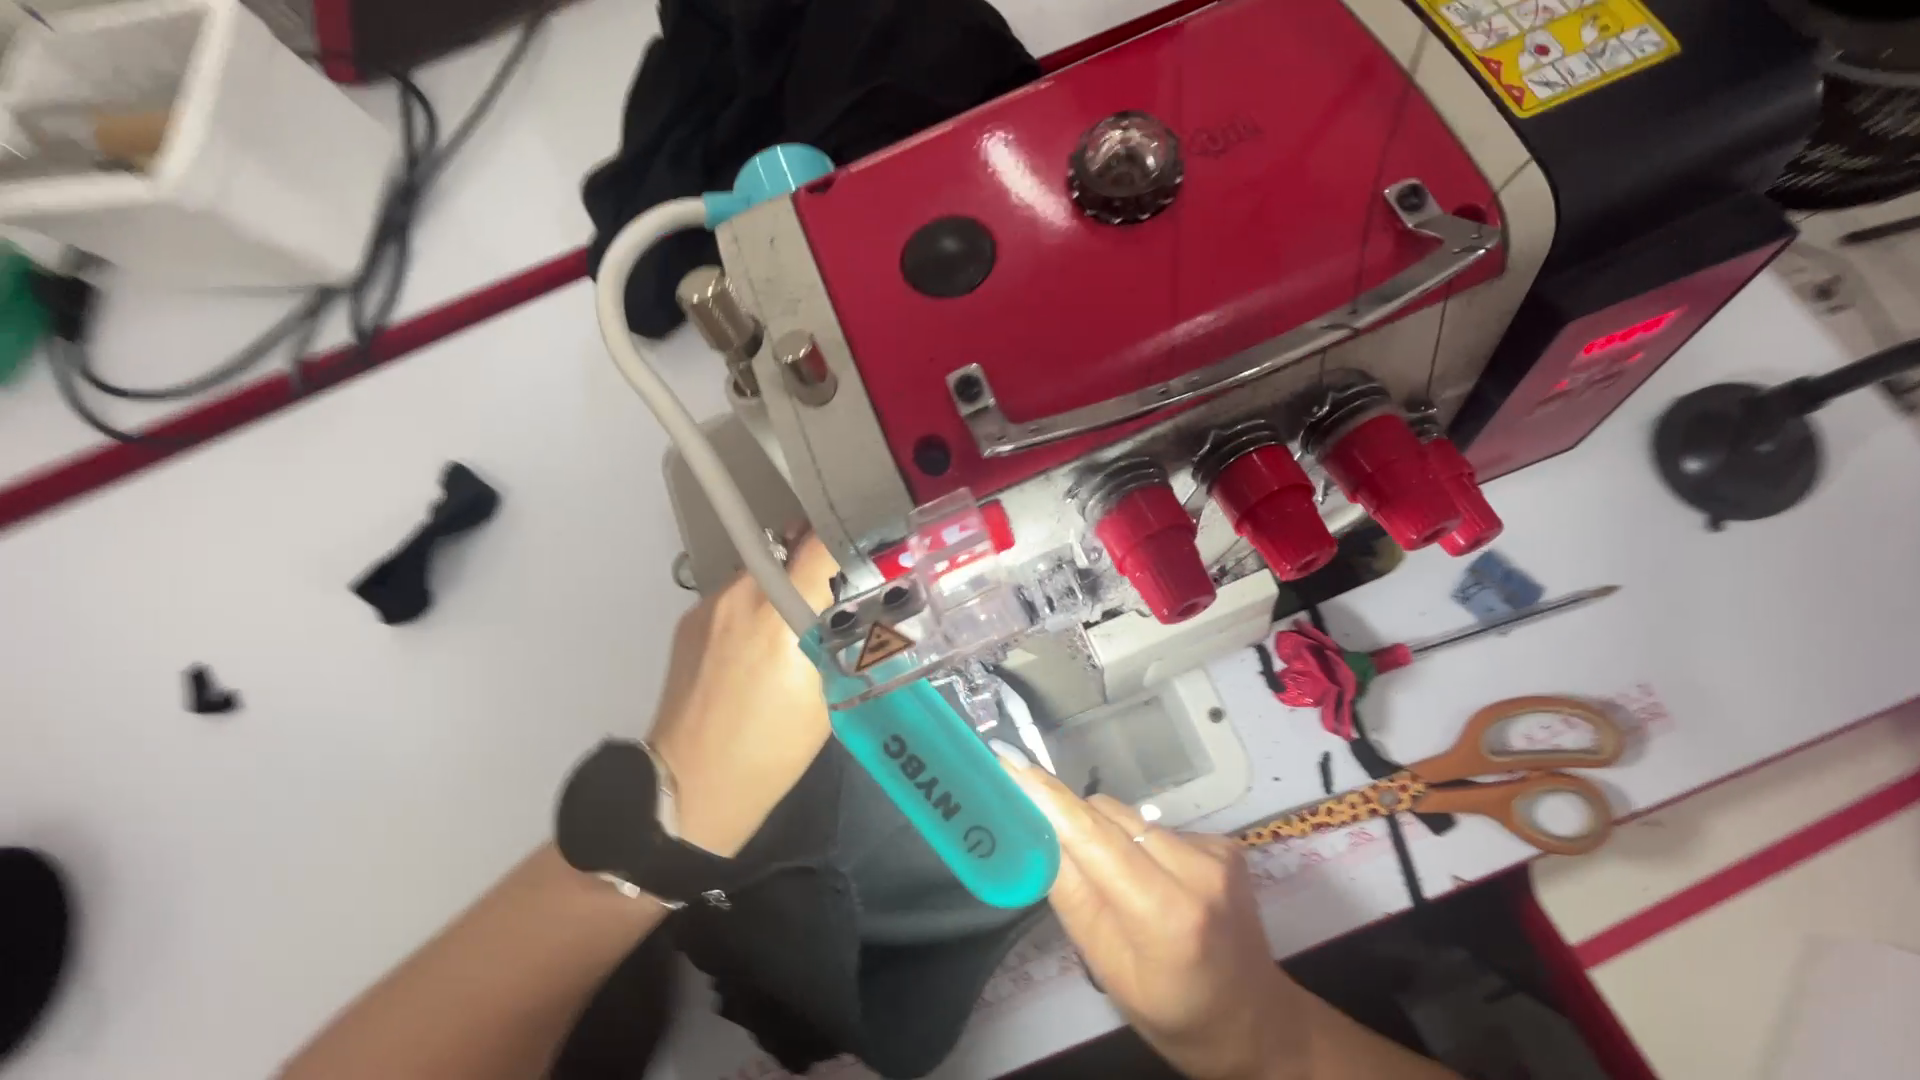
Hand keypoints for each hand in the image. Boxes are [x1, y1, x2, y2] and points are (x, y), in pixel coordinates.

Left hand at [648, 536, 837, 857]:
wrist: (688, 788)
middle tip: (836, 604)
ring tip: (792, 634)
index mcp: (780, 614)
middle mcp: (740, 595)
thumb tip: (858, 616)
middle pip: (789, 555)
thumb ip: (842, 646)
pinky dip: (753, 610)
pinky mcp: (687, 622)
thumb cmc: (770, 752)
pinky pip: (733, 598)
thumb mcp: (826, 699)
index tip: (866, 554)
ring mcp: (708, 606)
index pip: (820, 545)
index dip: (847, 543)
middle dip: (815, 572)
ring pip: (759, 575)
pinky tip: (757, 652)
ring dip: (781, 591)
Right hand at [1003, 760, 1296, 1079]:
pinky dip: (1141, 846)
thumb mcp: (1107, 967)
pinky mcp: (1224, 845)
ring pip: (1132, 818)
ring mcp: (1217, 852)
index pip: (1094, 836)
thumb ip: (1071, 894)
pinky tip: (1153, 882)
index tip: (1010, 762)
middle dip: (1074, 823)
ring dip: (1109, 837)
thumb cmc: (1170, 1009)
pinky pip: (1158, 828)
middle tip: (1048, 844)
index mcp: (1164, 913)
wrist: (1251, 1019)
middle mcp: (1197, 870)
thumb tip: (1035, 832)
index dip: (1049, 797)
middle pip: (1110, 817)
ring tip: (1116, 884)